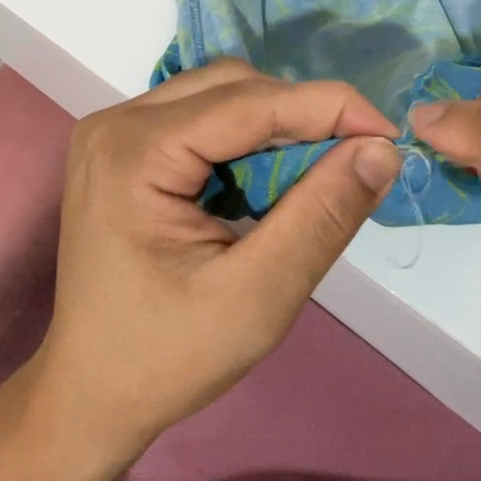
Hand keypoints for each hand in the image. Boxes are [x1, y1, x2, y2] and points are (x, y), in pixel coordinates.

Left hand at [0, 60, 402, 480]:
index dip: (327, 107)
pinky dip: (241, 140)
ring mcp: (111, 131)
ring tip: (311, 178)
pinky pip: (196, 118)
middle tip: (354, 162)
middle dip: (299, 117)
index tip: (390, 134)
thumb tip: (380, 149)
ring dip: (272, 126)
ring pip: (215, 95)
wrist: (90, 393)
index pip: (248, 101)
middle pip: (230, 87)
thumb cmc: (166, 356)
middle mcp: (115, 122)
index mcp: (134, 151)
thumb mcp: (257, 296)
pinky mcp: (119, 147)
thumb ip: (321, 216)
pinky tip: (262, 182)